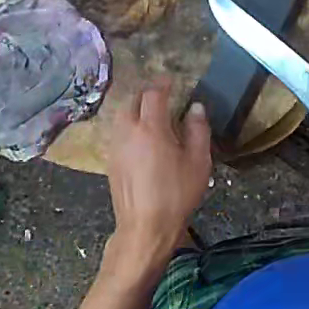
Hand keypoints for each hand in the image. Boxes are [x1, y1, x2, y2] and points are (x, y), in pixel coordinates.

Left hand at [103, 81, 210, 277]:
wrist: (144, 227)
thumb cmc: (176, 195)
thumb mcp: (198, 163)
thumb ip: (198, 130)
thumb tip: (196, 108)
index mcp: (151, 128)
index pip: (153, 94)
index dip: (162, 84)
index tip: (171, 81)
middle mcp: (128, 131)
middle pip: (131, 101)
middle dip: (145, 94)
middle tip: (161, 95)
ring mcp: (115, 146)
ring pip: (121, 116)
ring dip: (134, 108)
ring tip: (150, 113)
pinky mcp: (110, 160)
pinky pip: (117, 132)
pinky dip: (128, 125)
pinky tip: (140, 137)